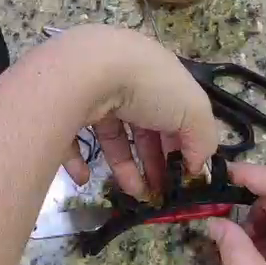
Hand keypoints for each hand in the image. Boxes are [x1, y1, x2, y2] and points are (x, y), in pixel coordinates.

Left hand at [37, 26, 219, 200]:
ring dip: (123, 166)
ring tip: (134, 193)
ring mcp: (90, 92)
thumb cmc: (148, 86)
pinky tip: (85, 179)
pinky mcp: (62, 108)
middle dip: (153, 160)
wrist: (84, 71)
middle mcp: (122, 78)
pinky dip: (78, 162)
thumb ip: (203, 138)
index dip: (181, 142)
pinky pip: (71, 138)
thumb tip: (197, 165)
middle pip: (142, 126)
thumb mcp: (193, 110)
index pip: (173, 110)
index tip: (184, 174)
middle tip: (159, 191)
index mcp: (157, 73)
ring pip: (110, 134)